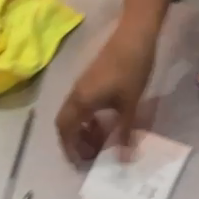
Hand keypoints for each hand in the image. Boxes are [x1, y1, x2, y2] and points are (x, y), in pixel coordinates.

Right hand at [56, 0, 172, 160]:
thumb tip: (124, 159)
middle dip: (74, 142)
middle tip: (90, 155)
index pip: (65, 130)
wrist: (134, 35)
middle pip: (65, 123)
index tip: (81, 163)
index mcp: (81, 101)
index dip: (70, 149)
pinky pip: (81, 106)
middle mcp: (76, 95)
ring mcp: (81, 86)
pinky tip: (104, 122)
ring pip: (73, 114)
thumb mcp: (130, 104)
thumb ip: (125, 132)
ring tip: (100, 142)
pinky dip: (87, 119)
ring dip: (82, 130)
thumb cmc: (132, 69)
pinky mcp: (89, 80)